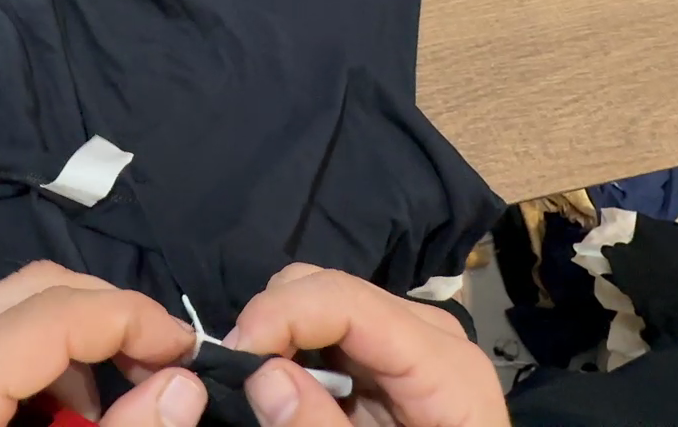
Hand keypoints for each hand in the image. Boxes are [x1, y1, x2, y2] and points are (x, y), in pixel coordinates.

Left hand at [0, 261, 209, 426]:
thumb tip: (183, 386)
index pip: (51, 313)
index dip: (129, 318)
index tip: (183, 347)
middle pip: (35, 288)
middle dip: (109, 318)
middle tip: (160, 365)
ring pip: (15, 304)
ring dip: (77, 341)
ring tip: (111, 407)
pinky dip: (41, 360)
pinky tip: (63, 414)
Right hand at [226, 264, 508, 426]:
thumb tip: (263, 373)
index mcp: (443, 364)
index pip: (347, 300)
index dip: (282, 314)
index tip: (234, 354)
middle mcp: (426, 331)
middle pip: (328, 288)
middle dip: (275, 322)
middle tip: (243, 378)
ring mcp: (407, 336)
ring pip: (319, 297)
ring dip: (281, 336)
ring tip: (270, 389)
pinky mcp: (388, 351)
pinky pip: (327, 326)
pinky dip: (296, 349)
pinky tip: (295, 390)